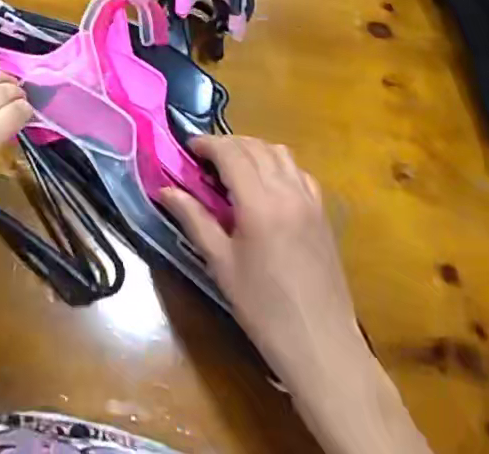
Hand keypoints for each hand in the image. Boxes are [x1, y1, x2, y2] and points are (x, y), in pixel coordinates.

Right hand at [161, 136, 366, 383]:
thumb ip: (194, 219)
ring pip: (280, 153)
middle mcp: (287, 192)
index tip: (188, 149)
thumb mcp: (221, 264)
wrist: (321, 344)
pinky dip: (278, 165)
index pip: (231, 153)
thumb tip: (165, 190)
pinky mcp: (322, 213)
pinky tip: (266, 185)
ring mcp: (310, 200)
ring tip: (233, 168)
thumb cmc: (263, 308)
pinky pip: (299, 172)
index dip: (207, 144)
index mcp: (259, 203)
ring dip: (253, 150)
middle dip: (227, 144)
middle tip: (204, 160)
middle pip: (255, 147)